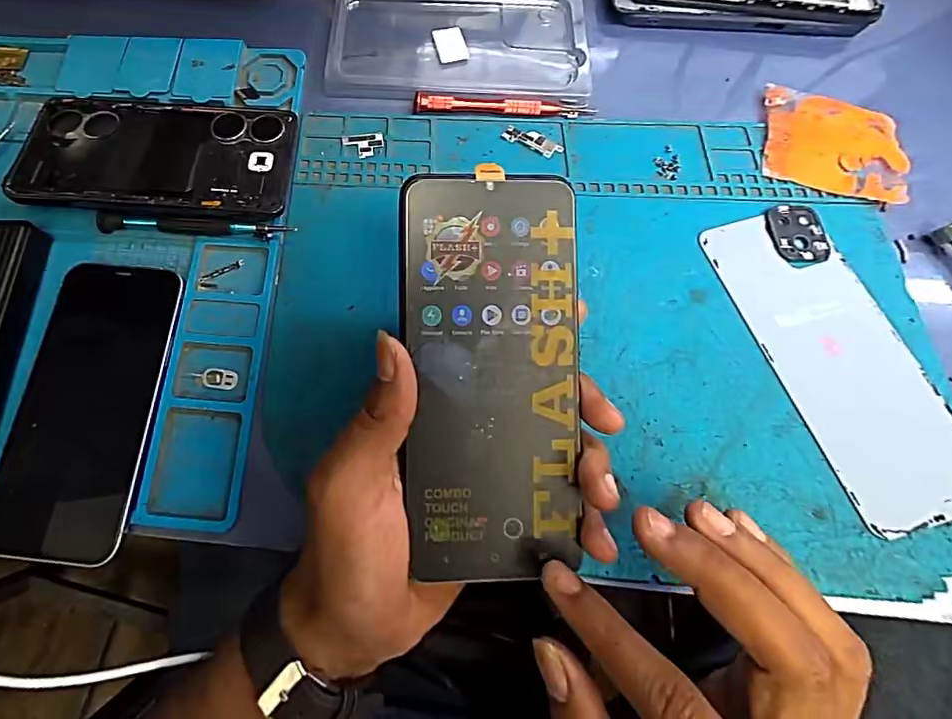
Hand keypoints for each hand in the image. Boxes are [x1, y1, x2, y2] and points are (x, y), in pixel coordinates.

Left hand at [281, 330, 625, 678]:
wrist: (361, 631)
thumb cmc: (345, 547)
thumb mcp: (352, 479)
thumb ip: (378, 418)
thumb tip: (391, 341)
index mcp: (423, 410)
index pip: (475, 355)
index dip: (522, 333)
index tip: (569, 320)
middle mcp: (460, 431)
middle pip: (529, 397)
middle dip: (576, 399)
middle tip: (605, 419)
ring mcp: (486, 474)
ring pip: (551, 448)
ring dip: (589, 460)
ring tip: (602, 494)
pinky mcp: (504, 519)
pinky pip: (551, 503)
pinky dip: (581, 514)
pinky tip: (596, 535)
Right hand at [532, 502, 870, 718]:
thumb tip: (551, 649)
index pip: (675, 699)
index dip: (609, 635)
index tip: (563, 582)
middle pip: (787, 659)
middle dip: (715, 576)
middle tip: (652, 524)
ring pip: (827, 640)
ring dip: (757, 561)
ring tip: (698, 514)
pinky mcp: (832, 697)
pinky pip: (828, 628)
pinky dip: (781, 567)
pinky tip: (739, 528)